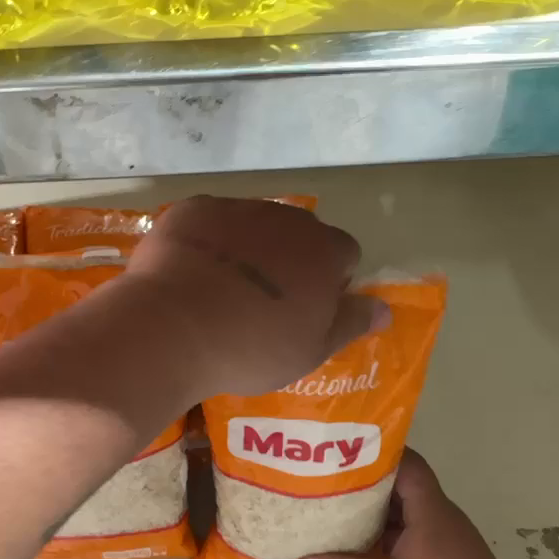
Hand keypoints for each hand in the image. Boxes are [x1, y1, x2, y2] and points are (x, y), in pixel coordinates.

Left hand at [124, 196, 388, 398]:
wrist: (174, 327)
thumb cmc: (252, 347)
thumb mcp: (312, 349)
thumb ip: (351, 323)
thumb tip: (385, 309)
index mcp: (324, 249)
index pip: (344, 256)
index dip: (330, 284)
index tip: (305, 313)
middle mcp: (285, 217)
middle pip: (298, 235)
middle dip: (288, 262)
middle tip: (263, 306)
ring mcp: (235, 208)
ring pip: (251, 226)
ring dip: (246, 250)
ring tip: (221, 292)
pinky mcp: (190, 211)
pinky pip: (207, 224)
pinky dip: (204, 244)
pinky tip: (188, 277)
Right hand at [295, 450, 551, 558]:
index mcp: (430, 511)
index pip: (407, 464)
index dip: (377, 453)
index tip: (343, 452)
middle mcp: (441, 517)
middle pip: (402, 487)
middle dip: (365, 485)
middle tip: (325, 483)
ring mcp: (447, 540)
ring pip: (406, 515)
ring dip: (374, 515)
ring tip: (334, 513)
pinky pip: (413, 535)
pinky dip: (387, 537)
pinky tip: (361, 549)